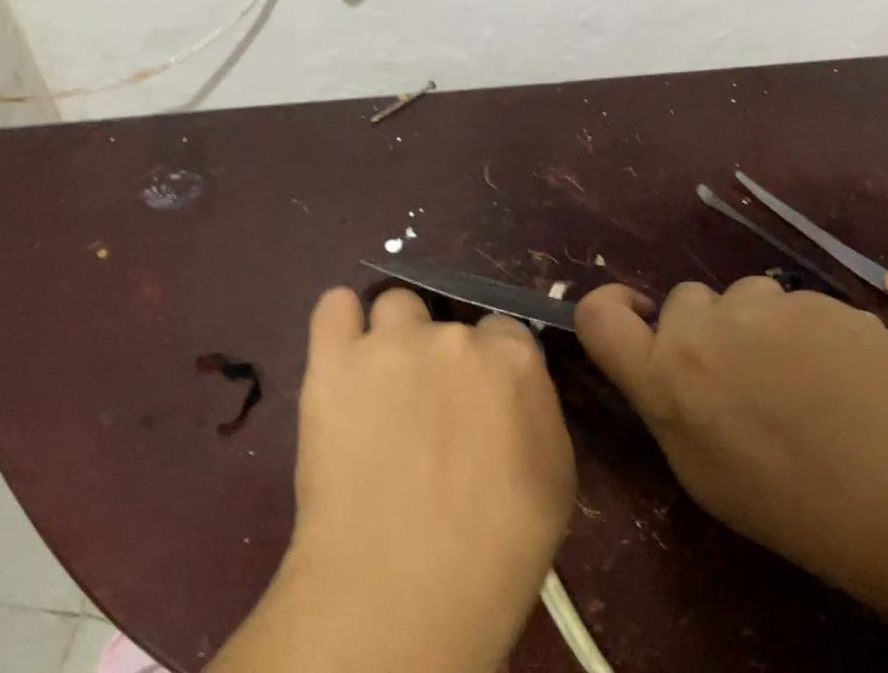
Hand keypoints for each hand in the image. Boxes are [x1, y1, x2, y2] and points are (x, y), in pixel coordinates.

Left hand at [214, 287, 573, 672]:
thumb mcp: (554, 477)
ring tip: (381, 383)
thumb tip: (510, 399)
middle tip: (426, 409)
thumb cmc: (498, 547)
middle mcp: (453, 335)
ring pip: (393, 306)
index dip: (489, 365)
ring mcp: (390, 342)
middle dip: (440, 357)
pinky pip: (334, 306)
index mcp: (514, 359)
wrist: (405, 581)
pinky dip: (340, 323)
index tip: (476, 400)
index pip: (502, 332)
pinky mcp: (332, 360)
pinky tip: (342, 354)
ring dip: (392, 335)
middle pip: (446, 322)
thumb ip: (534, 414)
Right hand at [574, 277, 887, 576]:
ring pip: (747, 297)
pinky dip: (814, 331)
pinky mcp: (821, 301)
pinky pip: (802, 305)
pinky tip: (849, 377)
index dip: (610, 305)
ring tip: (806, 378)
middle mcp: (701, 329)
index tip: (637, 314)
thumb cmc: (791, 504)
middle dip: (706, 327)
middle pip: (684, 300)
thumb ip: (674, 406)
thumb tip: (682, 376)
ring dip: (761, 325)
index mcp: (661, 377)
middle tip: (745, 374)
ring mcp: (764, 308)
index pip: (598, 315)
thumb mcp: (702, 471)